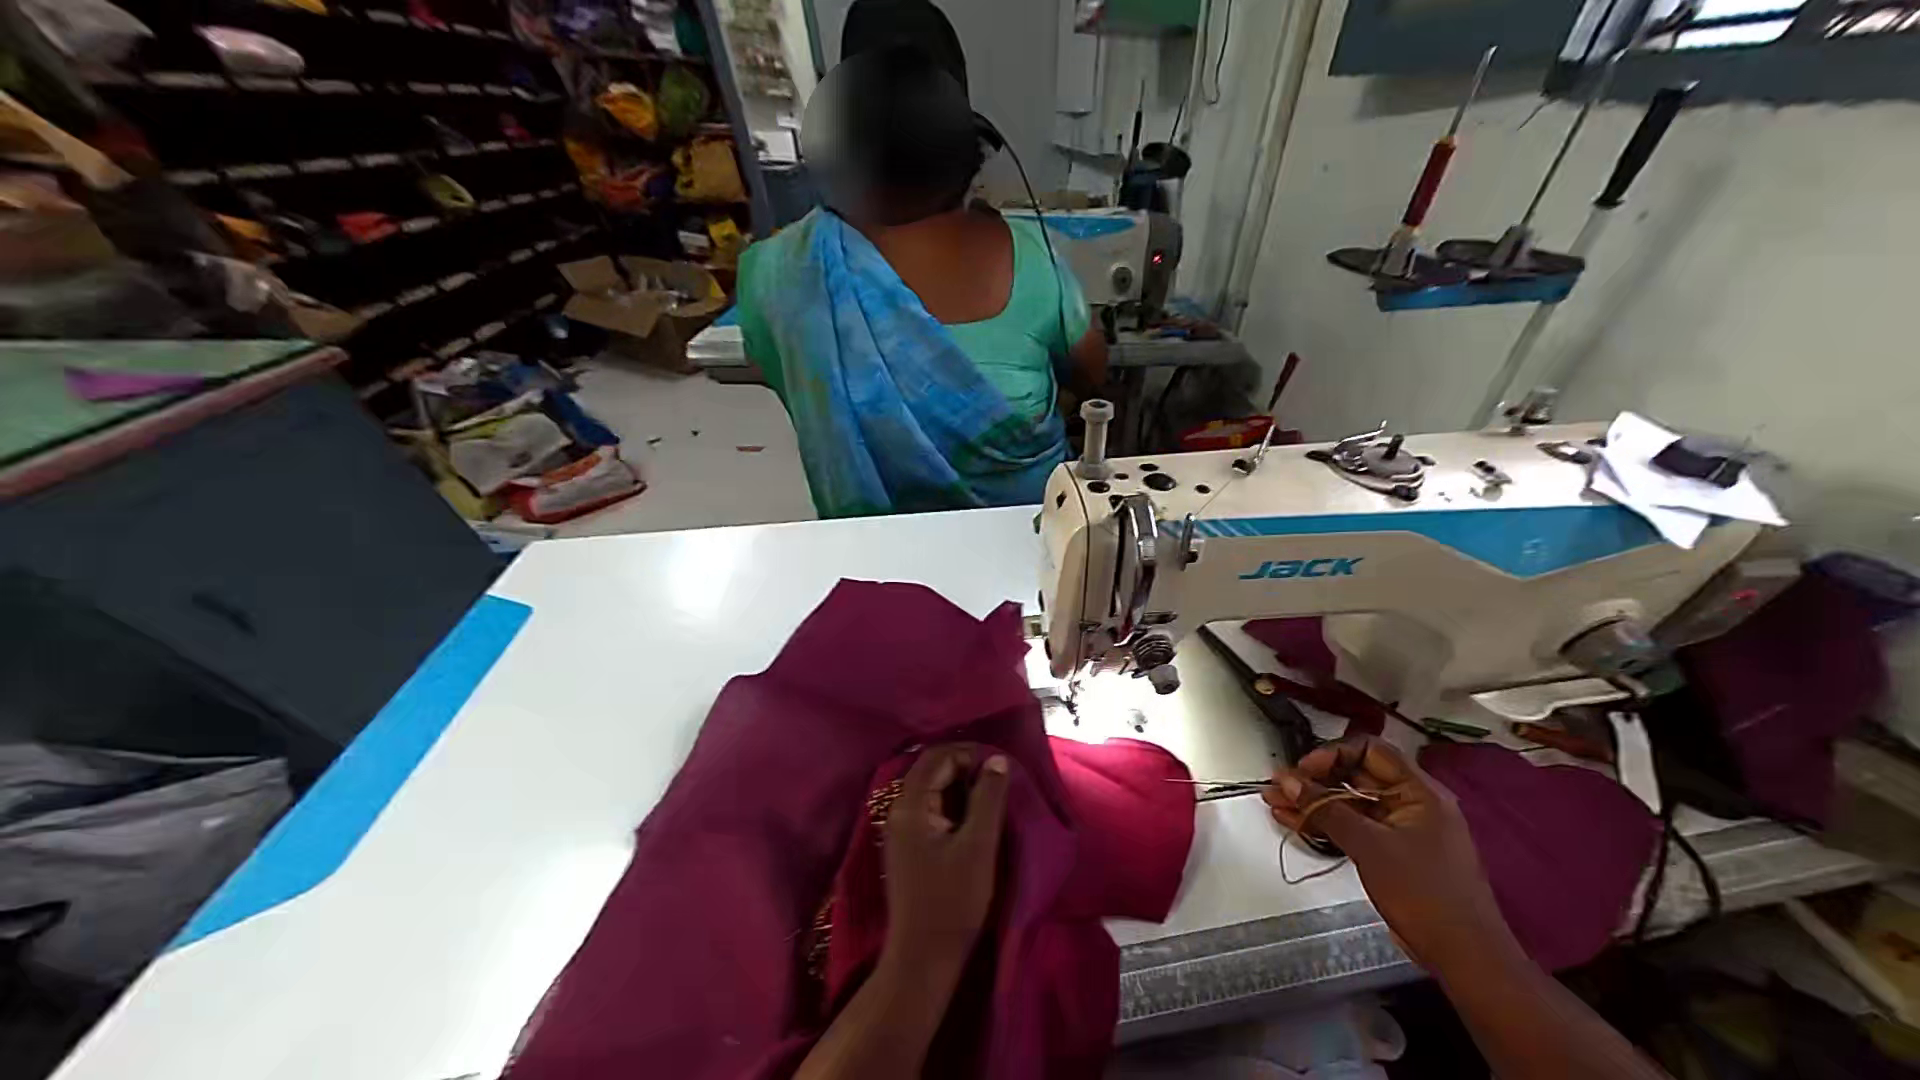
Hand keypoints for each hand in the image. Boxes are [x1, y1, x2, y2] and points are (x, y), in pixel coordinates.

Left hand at [883, 744, 1010, 969]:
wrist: (923, 958)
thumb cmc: (953, 900)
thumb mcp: (978, 846)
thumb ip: (988, 798)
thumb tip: (996, 759)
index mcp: (910, 805)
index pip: (937, 757)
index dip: (969, 754)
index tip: (1000, 765)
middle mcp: (898, 811)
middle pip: (931, 770)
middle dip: (965, 767)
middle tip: (999, 777)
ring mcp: (901, 830)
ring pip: (932, 789)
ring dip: (961, 786)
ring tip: (993, 795)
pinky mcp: (909, 846)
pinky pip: (931, 808)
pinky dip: (954, 804)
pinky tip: (976, 816)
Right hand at [1262, 736, 1510, 971]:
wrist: (1465, 957)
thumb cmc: (1425, 894)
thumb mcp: (1370, 846)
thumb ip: (1326, 809)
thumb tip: (1287, 781)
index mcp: (1419, 792)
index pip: (1369, 751)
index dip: (1332, 755)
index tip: (1303, 771)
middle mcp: (1411, 803)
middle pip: (1355, 775)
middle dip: (1314, 779)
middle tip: (1278, 786)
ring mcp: (1401, 828)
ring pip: (1349, 803)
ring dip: (1313, 802)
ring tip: (1274, 802)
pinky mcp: (1391, 851)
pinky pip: (1353, 825)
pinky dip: (1325, 823)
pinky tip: (1293, 821)